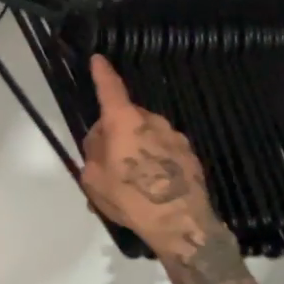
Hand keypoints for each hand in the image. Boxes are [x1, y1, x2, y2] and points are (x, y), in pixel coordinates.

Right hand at [80, 54, 226, 261]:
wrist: (181, 224)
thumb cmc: (130, 198)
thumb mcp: (93, 180)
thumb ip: (93, 154)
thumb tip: (101, 144)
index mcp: (125, 122)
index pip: (111, 89)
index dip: (102, 74)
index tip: (98, 59)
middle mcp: (153, 122)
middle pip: (126, 119)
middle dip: (114, 134)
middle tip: (105, 164)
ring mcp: (175, 138)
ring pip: (146, 136)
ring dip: (135, 150)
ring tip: (128, 183)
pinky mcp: (190, 156)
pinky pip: (163, 152)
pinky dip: (154, 163)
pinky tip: (150, 188)